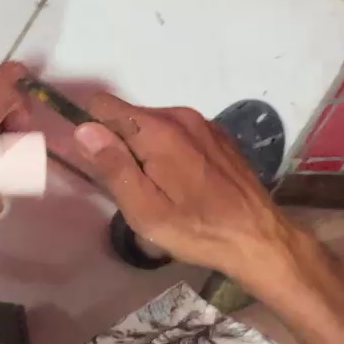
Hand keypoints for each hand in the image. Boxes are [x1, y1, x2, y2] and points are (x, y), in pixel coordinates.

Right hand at [72, 93, 305, 289]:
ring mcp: (202, 123)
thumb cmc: (196, 229)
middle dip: (120, 146)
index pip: (103, 105)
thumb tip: (83, 130)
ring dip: (145, 150)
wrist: (259, 238)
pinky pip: (177, 132)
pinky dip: (170, 151)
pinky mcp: (218, 135)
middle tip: (134, 188)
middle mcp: (180, 115)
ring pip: (152, 125)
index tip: (101, 164)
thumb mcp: (144, 209)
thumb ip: (113, 166)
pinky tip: (184, 182)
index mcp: (157, 130)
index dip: (92, 131)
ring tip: (160, 188)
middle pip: (128, 116)